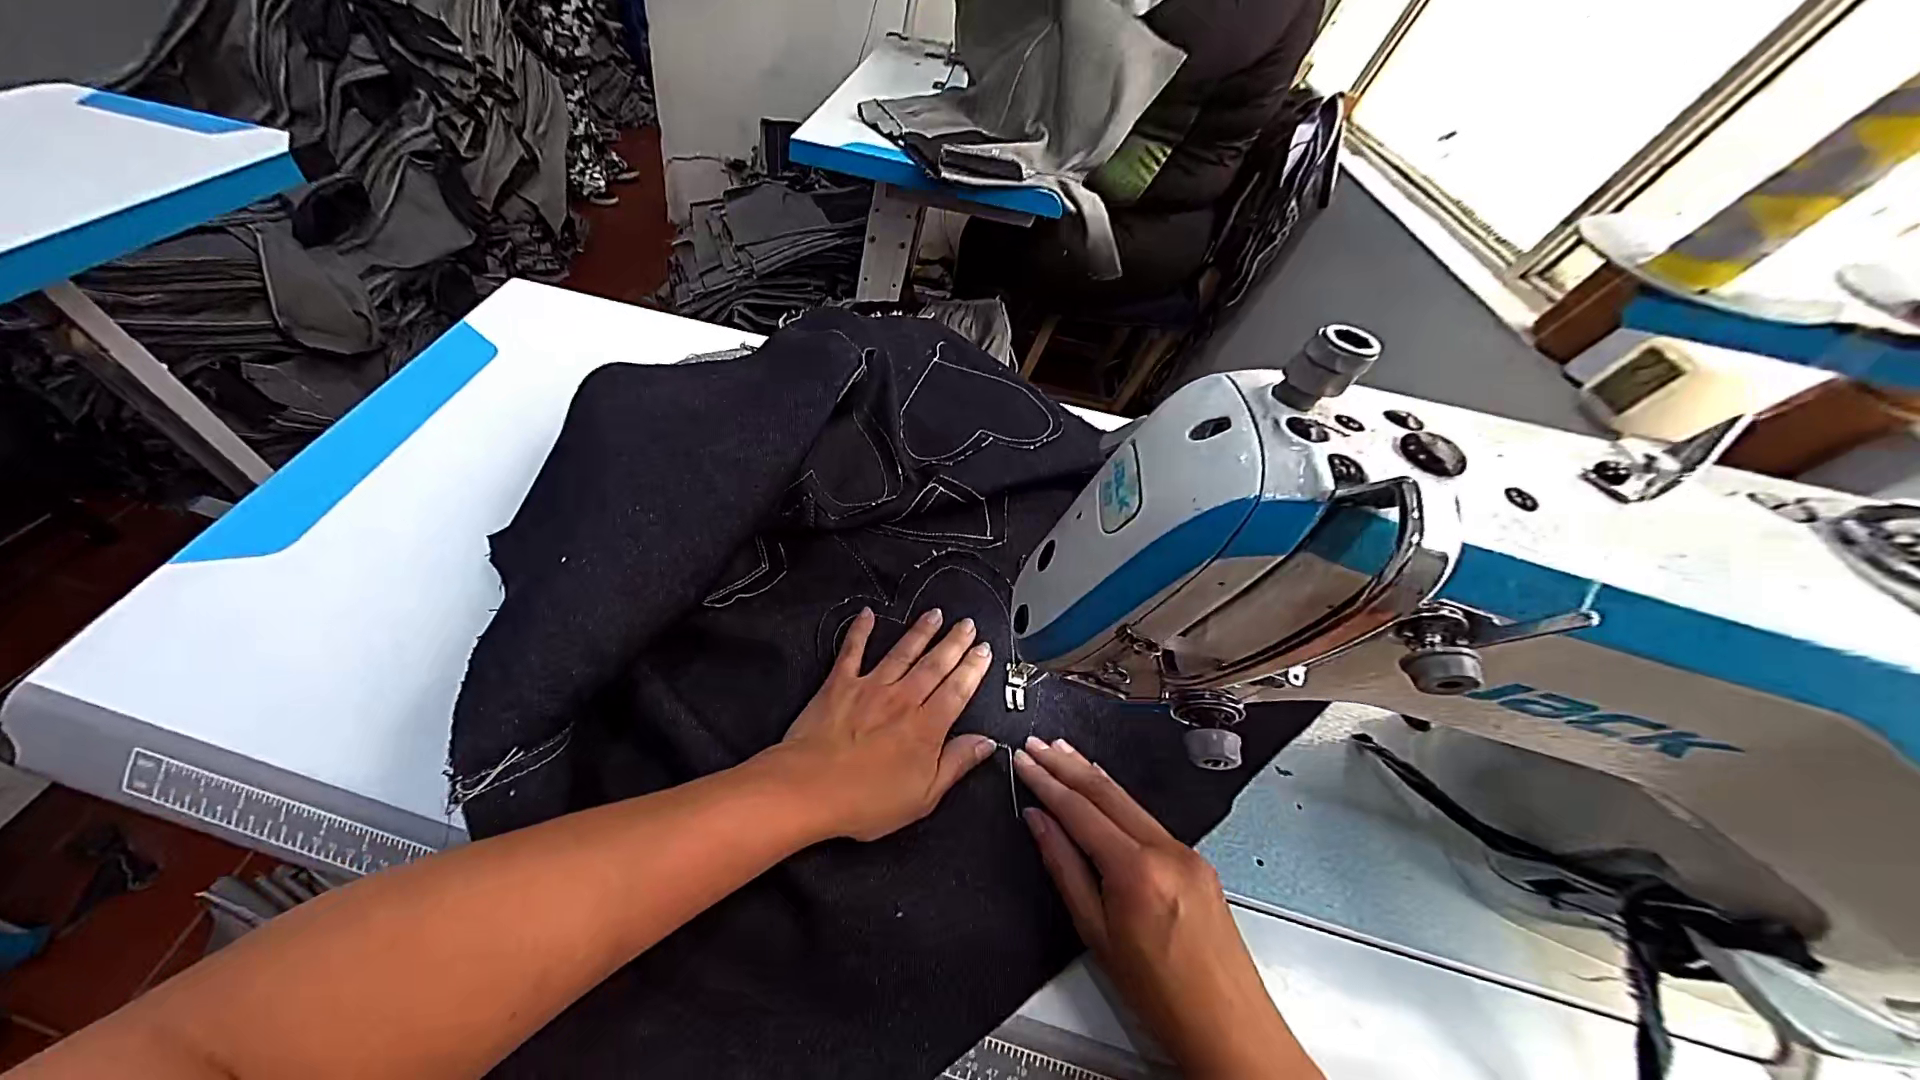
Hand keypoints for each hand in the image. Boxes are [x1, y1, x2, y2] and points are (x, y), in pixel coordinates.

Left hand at [763, 607, 997, 840]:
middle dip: (955, 642)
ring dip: (921, 631)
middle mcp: (902, 700)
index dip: (973, 668)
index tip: (983, 651)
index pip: (958, 689)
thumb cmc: (863, 800)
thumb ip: (956, 764)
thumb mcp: (923, 796)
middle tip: (967, 625)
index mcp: (925, 728)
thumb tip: (984, 745)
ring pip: (903, 652)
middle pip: (935, 664)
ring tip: (935, 615)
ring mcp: (870, 688)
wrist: (809, 790)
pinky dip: (860, 631)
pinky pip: (853, 650)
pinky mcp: (840, 685)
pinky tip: (868, 615)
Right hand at [1014, 738, 1321, 1079]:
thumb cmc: (1164, 997)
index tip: (1024, 762)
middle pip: (1105, 791)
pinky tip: (1102, 786)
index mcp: (1137, 871)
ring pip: (1128, 799)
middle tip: (1036, 746)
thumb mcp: (1095, 933)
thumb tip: (1040, 823)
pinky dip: (1117, 797)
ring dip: (1090, 773)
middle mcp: (1167, 851)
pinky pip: (1148, 817)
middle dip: (1065, 764)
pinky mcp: (1197, 859)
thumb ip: (1064, 867)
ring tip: (1062, 752)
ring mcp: (1187, 852)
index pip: (1079, 809)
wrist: (1229, 1030)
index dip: (1045, 781)